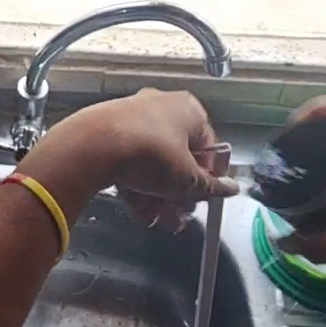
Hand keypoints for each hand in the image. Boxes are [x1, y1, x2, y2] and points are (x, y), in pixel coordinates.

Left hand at [18, 89, 238, 231]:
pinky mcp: (111, 130)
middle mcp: (162, 106)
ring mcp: (134, 117)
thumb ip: (212, 187)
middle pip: (179, 157)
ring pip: (154, 163)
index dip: (207, 177)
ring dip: (158, 196)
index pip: (209, 147)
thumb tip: (231, 189)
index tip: (201, 199)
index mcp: (188, 109)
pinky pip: (131, 160)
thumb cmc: (150, 153)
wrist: (94, 145)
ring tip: (156, 219)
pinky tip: (137, 211)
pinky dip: (136, 185)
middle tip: (177, 216)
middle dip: (179, 193)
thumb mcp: (188, 179)